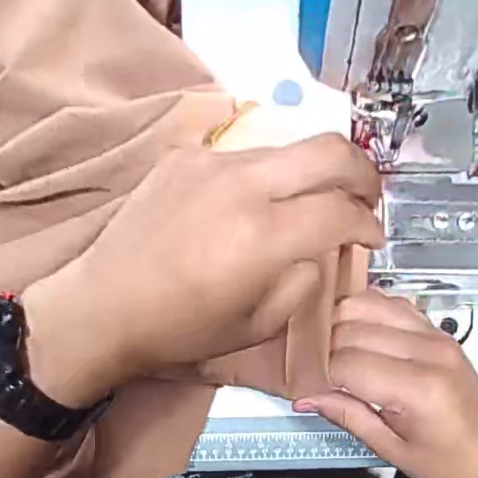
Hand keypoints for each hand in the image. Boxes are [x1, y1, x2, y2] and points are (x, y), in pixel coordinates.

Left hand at [21, 133, 384, 405]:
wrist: (105, 306)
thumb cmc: (184, 329)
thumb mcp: (259, 325)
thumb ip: (302, 282)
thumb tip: (318, 253)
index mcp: (263, 238)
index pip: (341, 210)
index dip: (369, 225)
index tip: (373, 240)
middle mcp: (243, 186)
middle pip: (329, 150)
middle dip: (363, 174)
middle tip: (367, 200)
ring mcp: (212, 163)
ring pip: (289, 148)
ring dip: (315, 174)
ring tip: (314, 206)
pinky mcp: (187, 157)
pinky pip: (248, 156)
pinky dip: (271, 178)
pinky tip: (260, 208)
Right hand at [294, 292, 477, 477]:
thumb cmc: (447, 462)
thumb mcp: (393, 450)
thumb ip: (349, 416)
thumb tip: (305, 397)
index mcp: (419, 389)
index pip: (347, 363)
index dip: (318, 374)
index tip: (304, 388)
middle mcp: (428, 352)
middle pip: (352, 328)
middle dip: (323, 348)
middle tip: (309, 370)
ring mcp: (436, 335)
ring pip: (368, 305)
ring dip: (339, 322)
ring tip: (327, 350)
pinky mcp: (438, 330)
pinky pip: (392, 303)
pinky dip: (366, 310)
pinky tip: (353, 331)